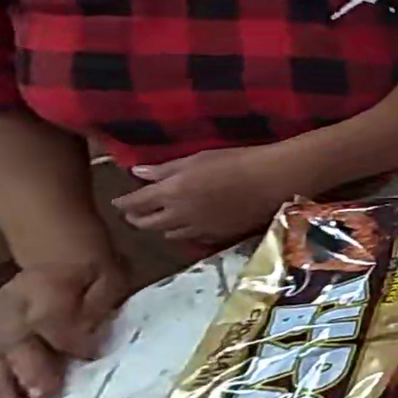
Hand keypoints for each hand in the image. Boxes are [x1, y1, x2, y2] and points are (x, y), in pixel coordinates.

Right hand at [0, 259, 129, 397]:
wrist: (59, 255)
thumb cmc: (91, 270)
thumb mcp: (109, 279)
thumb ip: (98, 306)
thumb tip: (89, 335)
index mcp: (46, 295)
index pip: (59, 327)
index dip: (76, 344)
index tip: (93, 357)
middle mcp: (12, 313)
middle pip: (19, 349)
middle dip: (32, 375)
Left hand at [112, 145, 299, 244]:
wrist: (277, 179)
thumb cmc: (239, 161)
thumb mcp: (200, 158)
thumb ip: (166, 169)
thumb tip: (137, 173)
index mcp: (169, 193)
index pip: (132, 203)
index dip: (123, 202)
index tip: (121, 200)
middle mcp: (177, 216)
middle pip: (145, 224)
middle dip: (137, 218)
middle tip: (139, 212)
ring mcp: (199, 229)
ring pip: (168, 235)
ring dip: (163, 227)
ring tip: (168, 219)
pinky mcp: (219, 236)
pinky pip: (194, 239)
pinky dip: (188, 233)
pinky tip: (195, 225)